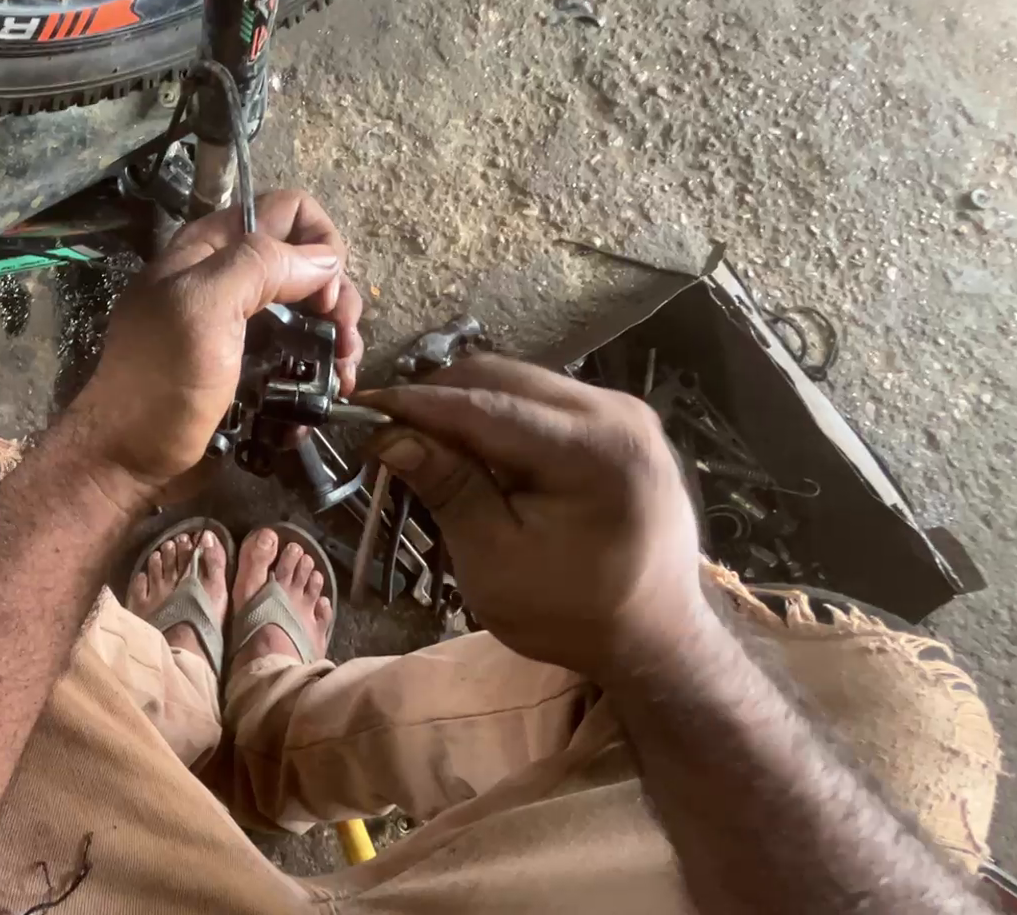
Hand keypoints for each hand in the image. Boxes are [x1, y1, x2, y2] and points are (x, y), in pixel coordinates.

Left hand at [67, 190, 363, 504]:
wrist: (128, 458)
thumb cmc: (159, 382)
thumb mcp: (202, 309)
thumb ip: (259, 267)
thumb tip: (325, 261)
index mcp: (208, 250)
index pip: (284, 211)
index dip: (317, 241)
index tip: (322, 292)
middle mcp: (226, 281)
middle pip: (304, 265)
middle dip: (335, 297)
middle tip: (343, 340)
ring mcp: (236, 328)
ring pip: (304, 313)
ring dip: (335, 339)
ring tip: (343, 376)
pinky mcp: (244, 369)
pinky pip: (293, 357)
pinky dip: (315, 372)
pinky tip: (323, 397)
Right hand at [359, 355, 711, 684]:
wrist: (653, 639)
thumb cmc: (571, 613)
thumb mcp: (494, 560)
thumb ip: (448, 489)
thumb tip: (391, 438)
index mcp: (593, 451)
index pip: (483, 407)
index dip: (415, 403)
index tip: (363, 405)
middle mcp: (614, 413)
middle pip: (498, 378)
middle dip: (434, 398)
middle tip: (388, 430)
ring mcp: (619, 411)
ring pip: (513, 380)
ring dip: (458, 403)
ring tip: (420, 440)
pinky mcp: (613, 421)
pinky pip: (533, 396)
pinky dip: (488, 412)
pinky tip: (464, 446)